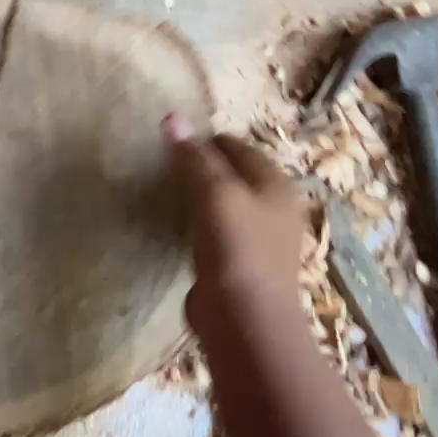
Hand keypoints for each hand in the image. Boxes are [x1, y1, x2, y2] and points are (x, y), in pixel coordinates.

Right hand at [163, 114, 305, 324]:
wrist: (245, 318)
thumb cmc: (235, 248)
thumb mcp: (213, 194)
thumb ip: (193, 157)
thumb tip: (172, 117)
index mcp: (276, 184)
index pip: (236, 146)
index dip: (202, 140)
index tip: (167, 144)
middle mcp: (274, 206)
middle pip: (232, 173)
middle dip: (199, 167)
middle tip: (161, 167)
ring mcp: (259, 237)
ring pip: (223, 202)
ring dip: (196, 196)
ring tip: (163, 192)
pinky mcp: (239, 262)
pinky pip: (215, 230)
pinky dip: (196, 222)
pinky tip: (174, 226)